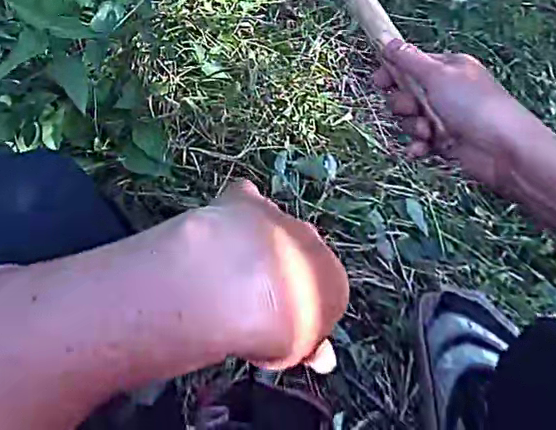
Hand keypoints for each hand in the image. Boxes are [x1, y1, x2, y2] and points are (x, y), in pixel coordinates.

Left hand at [183, 179, 348, 371]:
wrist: (239, 284)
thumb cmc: (275, 329)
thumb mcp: (296, 349)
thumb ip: (310, 346)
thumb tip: (323, 358)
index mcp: (332, 276)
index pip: (322, 290)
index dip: (299, 305)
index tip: (280, 320)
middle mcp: (311, 239)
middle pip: (298, 251)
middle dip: (281, 266)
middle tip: (254, 292)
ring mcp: (278, 215)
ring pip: (271, 224)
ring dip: (257, 239)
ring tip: (231, 266)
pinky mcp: (247, 198)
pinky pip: (245, 198)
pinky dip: (236, 208)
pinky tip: (224, 224)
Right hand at [373, 41, 555, 192]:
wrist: (509, 153)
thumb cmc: (474, 106)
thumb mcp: (437, 75)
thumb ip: (407, 58)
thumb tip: (385, 38)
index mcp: (447, 68)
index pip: (410, 63)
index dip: (392, 72)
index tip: (379, 81)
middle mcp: (446, 90)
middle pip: (405, 91)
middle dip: (402, 103)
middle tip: (410, 108)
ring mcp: (446, 116)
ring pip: (410, 117)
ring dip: (412, 125)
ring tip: (426, 133)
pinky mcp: (447, 142)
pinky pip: (420, 140)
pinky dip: (418, 145)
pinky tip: (421, 150)